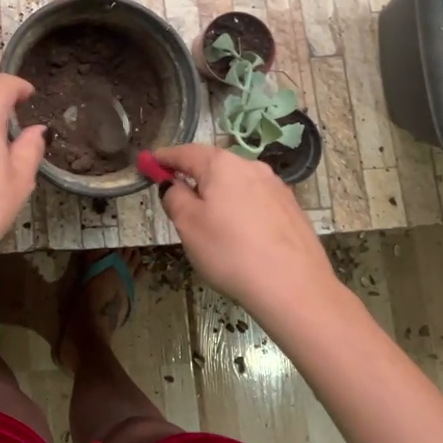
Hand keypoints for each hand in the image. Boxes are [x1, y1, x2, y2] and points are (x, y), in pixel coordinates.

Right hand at [152, 143, 336, 311]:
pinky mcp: (292, 209)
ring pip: (237, 184)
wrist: (295, 289)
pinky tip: (242, 236)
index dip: (163, 158)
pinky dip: (242, 210)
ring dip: (220, 196)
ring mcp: (276, 187)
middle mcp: (251, 167)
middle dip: (194, 178)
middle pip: (213, 166)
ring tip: (212, 225)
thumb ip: (174, 197)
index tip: (148, 163)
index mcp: (222, 165)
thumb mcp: (188, 225)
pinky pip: (256, 202)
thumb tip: (173, 184)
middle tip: (178, 201)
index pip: (184, 153)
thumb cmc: (231, 252)